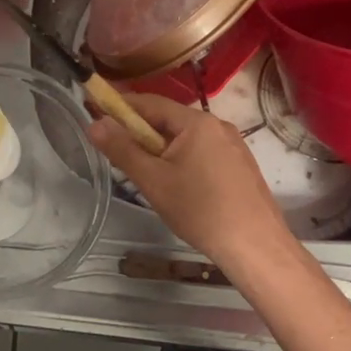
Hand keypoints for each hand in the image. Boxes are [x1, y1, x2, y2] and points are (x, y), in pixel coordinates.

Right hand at [88, 92, 288, 263]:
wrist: (256, 247)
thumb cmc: (201, 211)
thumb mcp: (153, 180)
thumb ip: (121, 149)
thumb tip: (95, 124)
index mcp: (197, 122)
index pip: (150, 102)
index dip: (120, 106)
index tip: (95, 112)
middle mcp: (218, 126)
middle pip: (168, 120)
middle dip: (140, 132)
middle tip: (116, 152)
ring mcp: (233, 146)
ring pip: (185, 139)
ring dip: (160, 149)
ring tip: (144, 174)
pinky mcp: (240, 167)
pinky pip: (202, 153)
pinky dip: (181, 160)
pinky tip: (176, 187)